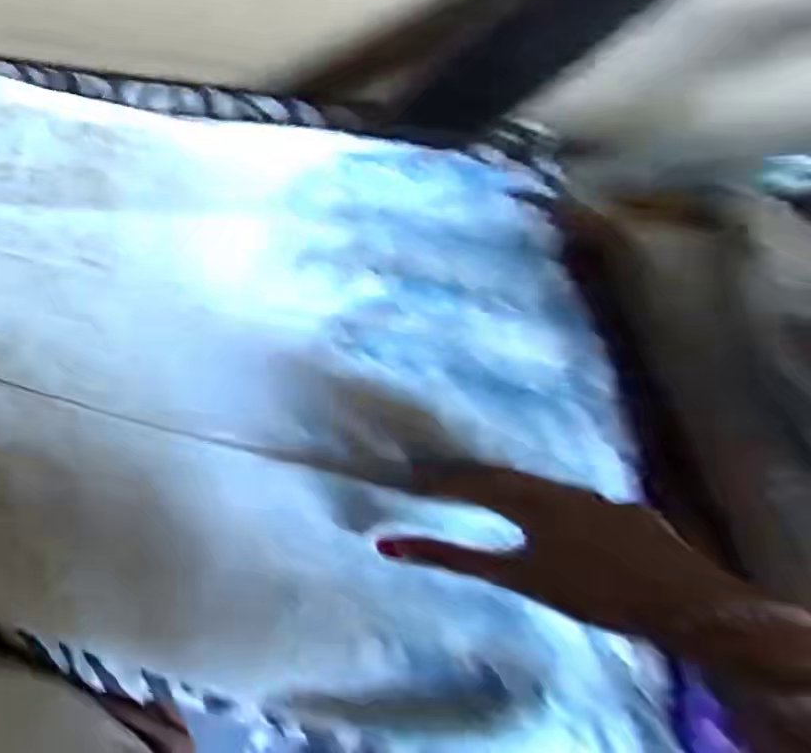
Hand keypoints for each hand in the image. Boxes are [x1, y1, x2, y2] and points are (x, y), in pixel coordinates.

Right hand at [377, 463, 758, 642]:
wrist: (704, 613)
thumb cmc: (595, 590)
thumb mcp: (516, 576)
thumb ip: (451, 558)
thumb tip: (384, 544)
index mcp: (526, 498)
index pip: (466, 481)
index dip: (435, 480)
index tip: (407, 479)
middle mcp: (560, 489)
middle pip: (503, 476)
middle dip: (470, 477)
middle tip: (442, 480)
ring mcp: (602, 501)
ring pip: (542, 485)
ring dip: (512, 486)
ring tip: (493, 492)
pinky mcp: (636, 518)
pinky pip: (581, 500)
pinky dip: (556, 501)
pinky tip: (560, 512)